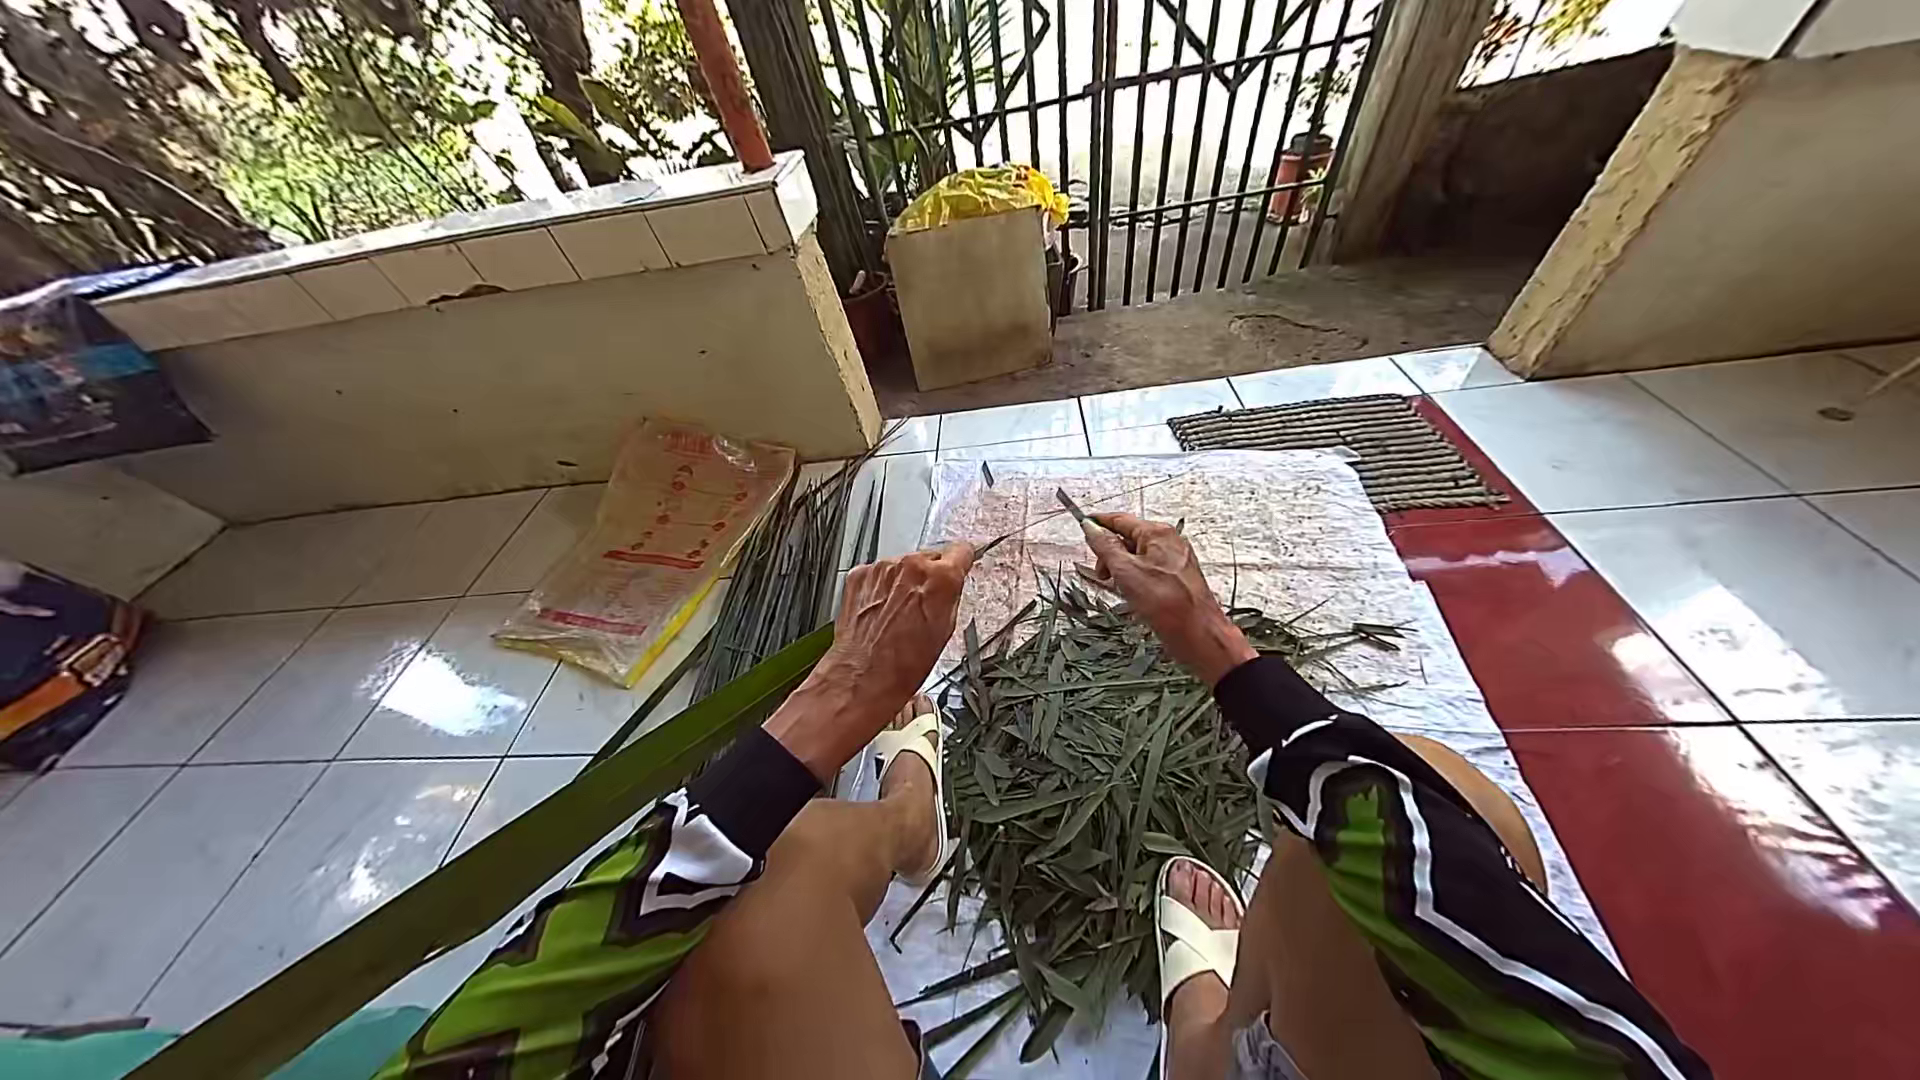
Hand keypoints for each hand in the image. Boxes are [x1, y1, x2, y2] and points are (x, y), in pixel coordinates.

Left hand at [764, 541, 975, 780]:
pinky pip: (878, 574)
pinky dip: (880, 588)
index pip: (961, 551)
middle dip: (928, 577)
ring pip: (902, 567)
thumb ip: (950, 597)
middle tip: (924, 605)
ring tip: (899, 615)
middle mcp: (911, 566)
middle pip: (929, 559)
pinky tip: (881, 613)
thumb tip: (950, 587)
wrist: (863, 676)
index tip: (960, 563)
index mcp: (941, 578)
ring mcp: (882, 569)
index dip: (961, 560)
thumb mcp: (946, 630)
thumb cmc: (903, 664)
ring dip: (903, 583)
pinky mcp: (860, 576)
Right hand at [1080, 513, 1255, 686]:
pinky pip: (1148, 569)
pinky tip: (1133, 594)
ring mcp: (1175, 560)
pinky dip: (1135, 578)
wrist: (1198, 634)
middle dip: (1109, 553)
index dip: (1098, 523)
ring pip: (1137, 556)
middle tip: (1101, 572)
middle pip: (1128, 538)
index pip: (1120, 519)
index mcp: (1158, 533)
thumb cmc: (1167, 604)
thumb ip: (1105, 547)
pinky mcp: (1177, 578)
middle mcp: (1170, 541)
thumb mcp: (1125, 571)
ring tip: (1118, 587)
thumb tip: (1090, 528)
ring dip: (1121, 568)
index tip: (1083, 526)